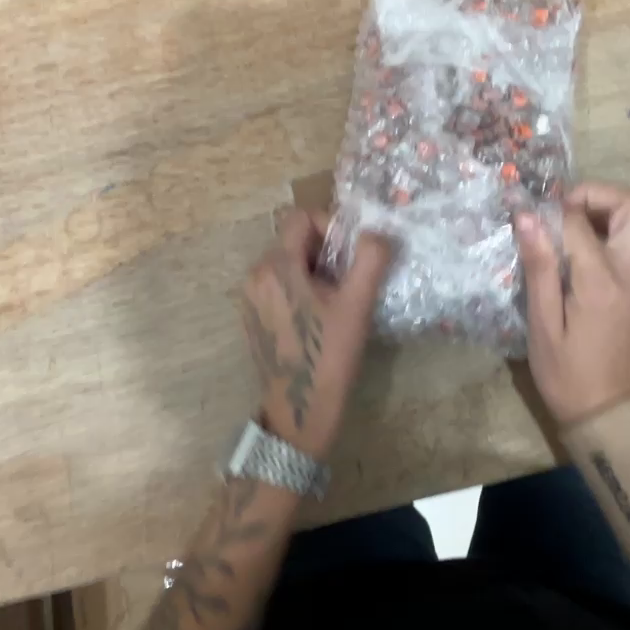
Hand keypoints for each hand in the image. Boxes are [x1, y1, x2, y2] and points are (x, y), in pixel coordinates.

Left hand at [240, 210, 392, 459]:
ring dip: (315, 270)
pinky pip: (279, 283)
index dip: (332, 227)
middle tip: (349, 281)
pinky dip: (300, 287)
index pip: (303, 217)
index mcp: (275, 265)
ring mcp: (250, 296)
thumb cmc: (329, 356)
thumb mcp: (357, 304)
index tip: (353, 256)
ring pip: (288, 261)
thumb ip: (370, 258)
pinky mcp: (253, 315)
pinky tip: (319, 317)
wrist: (299, 412)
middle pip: (295, 238)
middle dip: (326, 251)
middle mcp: (255, 274)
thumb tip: (379, 231)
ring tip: (337, 300)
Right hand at [515, 182, 629, 426]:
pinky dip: (620, 236)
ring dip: (606, 213)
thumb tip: (528, 216)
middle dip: (595, 195)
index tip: (530, 215)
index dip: (552, 209)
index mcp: (602, 281)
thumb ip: (539, 265)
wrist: (604, 412)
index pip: (579, 220)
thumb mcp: (541, 321)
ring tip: (571, 231)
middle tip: (561, 212)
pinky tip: (593, 255)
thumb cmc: (564, 371)